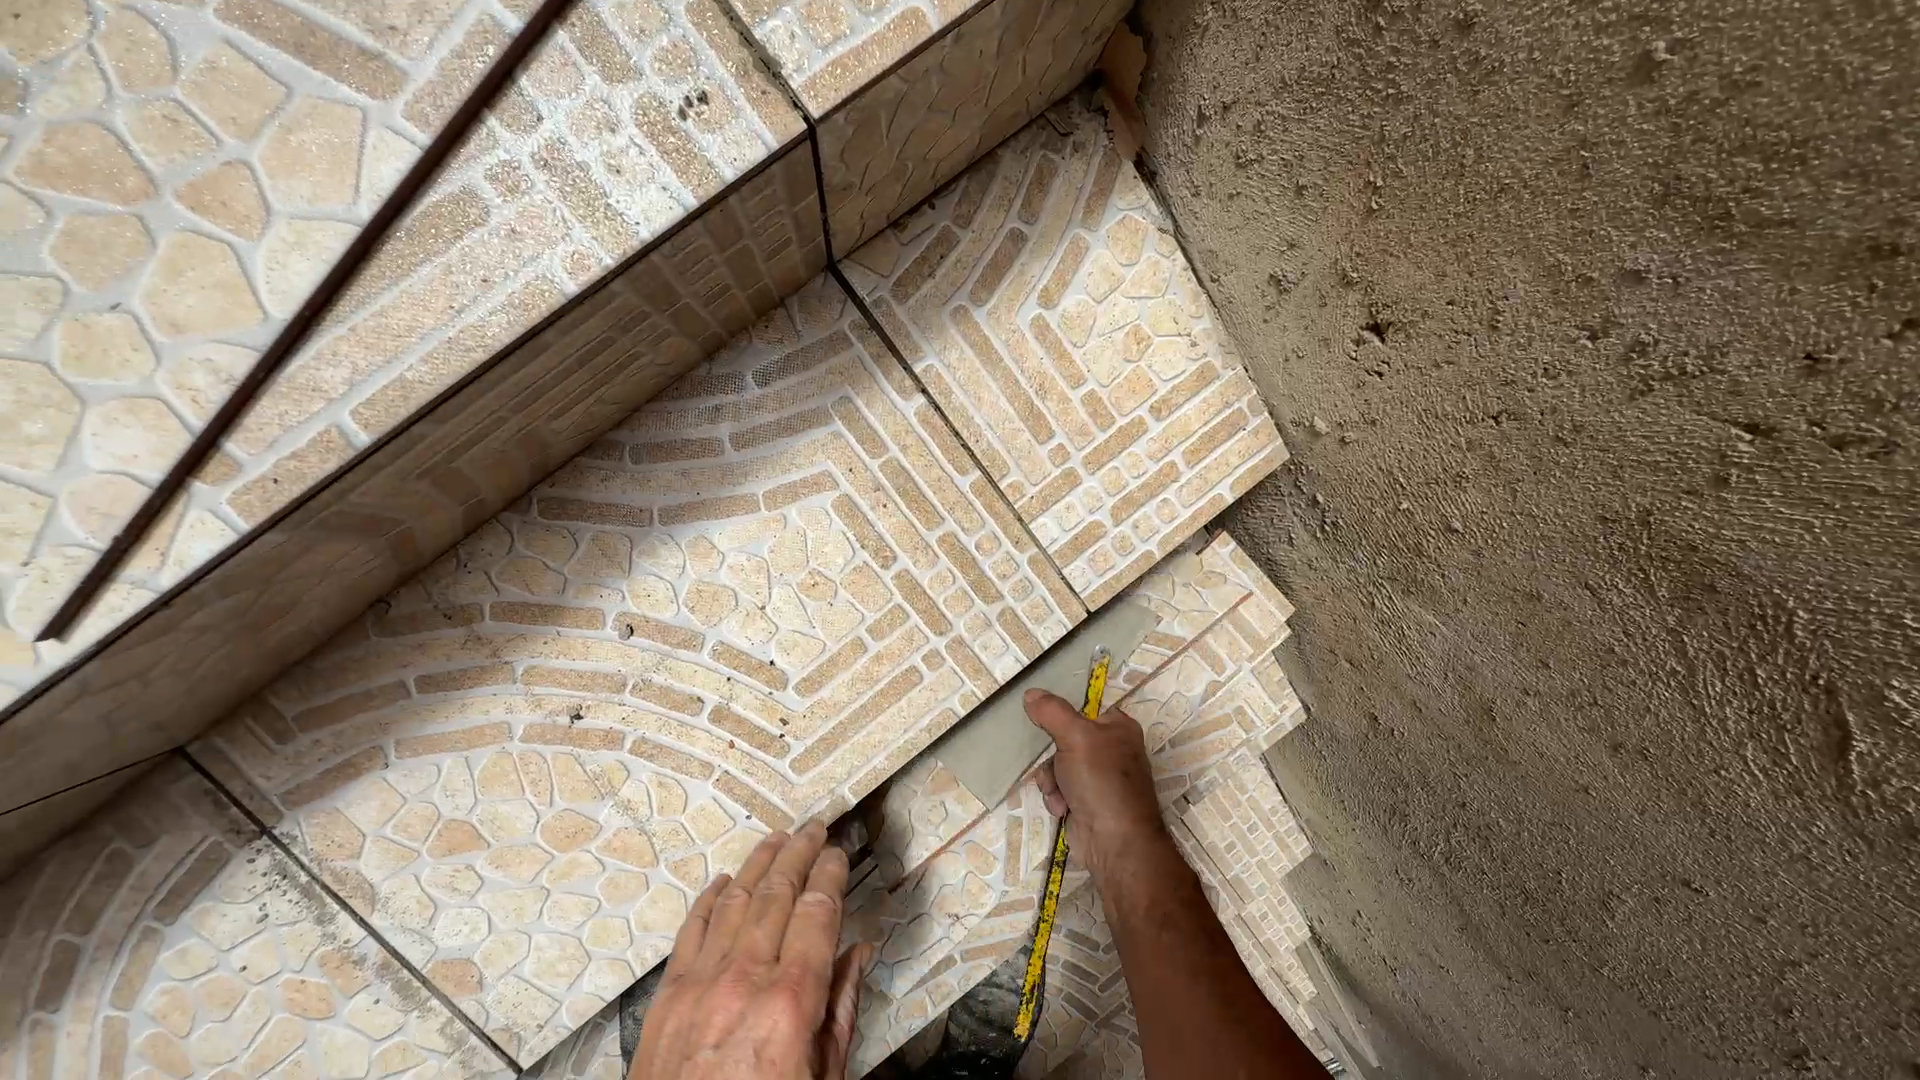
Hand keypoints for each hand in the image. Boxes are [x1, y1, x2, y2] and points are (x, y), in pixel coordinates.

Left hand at [632, 822, 873, 1079]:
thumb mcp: (824, 1079)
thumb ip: (840, 1011)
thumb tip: (858, 953)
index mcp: (791, 1000)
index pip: (817, 912)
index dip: (829, 874)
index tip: (838, 852)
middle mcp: (744, 979)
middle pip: (777, 894)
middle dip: (799, 853)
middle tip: (814, 826)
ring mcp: (699, 984)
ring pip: (734, 902)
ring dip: (758, 863)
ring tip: (777, 837)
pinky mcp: (666, 998)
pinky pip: (691, 932)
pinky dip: (710, 900)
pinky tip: (724, 880)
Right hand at [1024, 688, 1168, 883]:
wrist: (1114, 842)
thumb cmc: (1101, 780)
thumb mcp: (1075, 736)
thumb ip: (1052, 711)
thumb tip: (1031, 693)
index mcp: (1118, 726)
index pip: (1085, 706)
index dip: (1063, 711)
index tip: (1041, 715)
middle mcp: (1111, 748)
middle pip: (1065, 736)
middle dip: (1052, 755)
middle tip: (1053, 762)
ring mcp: (1099, 776)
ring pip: (1057, 763)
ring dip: (1051, 778)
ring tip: (1057, 791)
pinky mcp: (1087, 799)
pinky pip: (1059, 786)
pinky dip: (1056, 795)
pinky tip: (1062, 807)